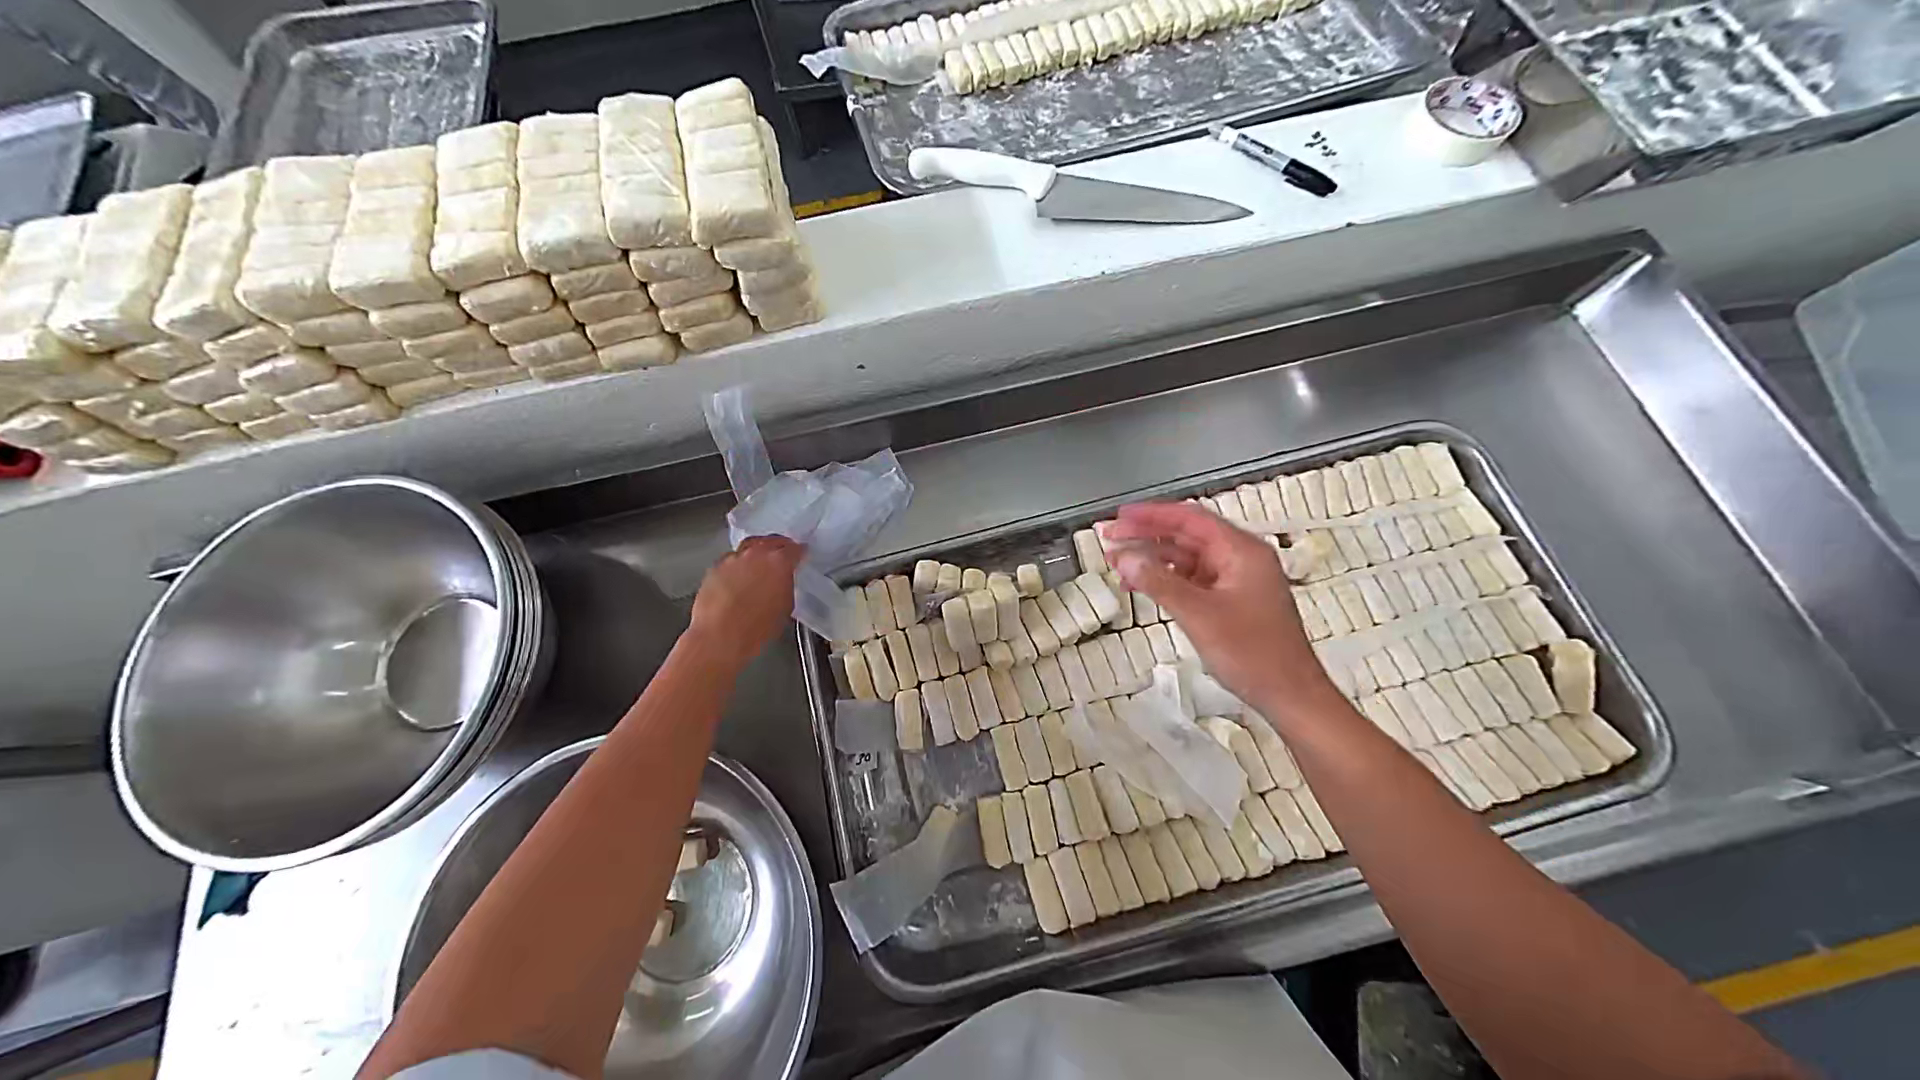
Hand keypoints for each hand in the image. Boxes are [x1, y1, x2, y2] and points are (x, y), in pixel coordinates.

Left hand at [689, 535, 805, 666]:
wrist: (720, 637)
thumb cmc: (754, 628)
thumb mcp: (785, 607)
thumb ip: (787, 585)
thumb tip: (783, 581)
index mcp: (779, 562)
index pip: (794, 549)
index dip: (799, 552)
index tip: (801, 554)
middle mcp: (756, 554)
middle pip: (770, 540)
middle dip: (778, 546)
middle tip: (782, 553)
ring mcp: (733, 559)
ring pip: (749, 547)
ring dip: (756, 553)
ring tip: (759, 565)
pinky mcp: (715, 568)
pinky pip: (731, 560)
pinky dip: (738, 565)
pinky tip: (739, 577)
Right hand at [1105, 502, 1344, 722]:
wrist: (1289, 694)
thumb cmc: (1255, 655)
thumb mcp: (1199, 615)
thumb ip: (1159, 583)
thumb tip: (1126, 558)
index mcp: (1242, 552)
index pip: (1190, 519)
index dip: (1151, 514)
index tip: (1121, 516)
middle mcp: (1240, 559)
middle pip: (1186, 535)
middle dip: (1146, 535)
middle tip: (1111, 536)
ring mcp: (1236, 581)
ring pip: (1186, 558)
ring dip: (1151, 558)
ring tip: (1117, 561)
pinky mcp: (1230, 601)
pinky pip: (1191, 579)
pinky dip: (1165, 579)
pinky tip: (1141, 585)